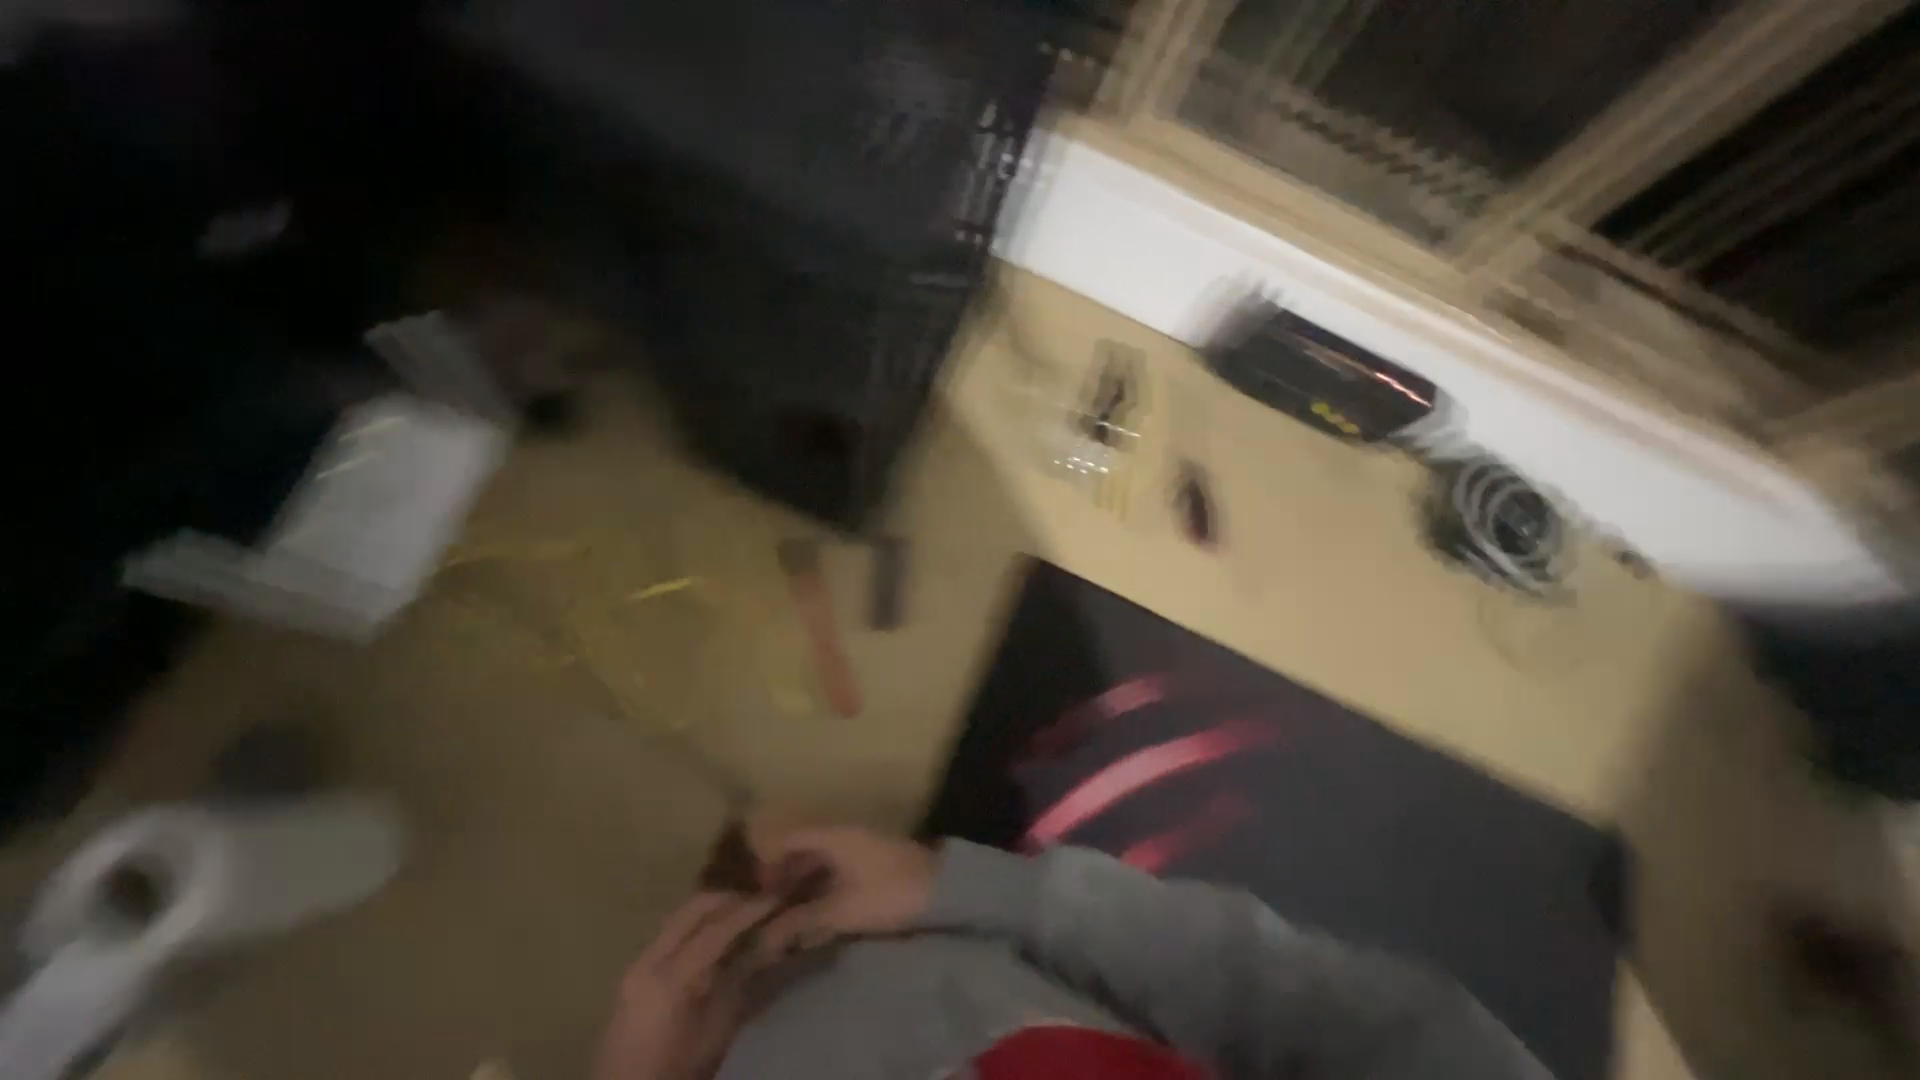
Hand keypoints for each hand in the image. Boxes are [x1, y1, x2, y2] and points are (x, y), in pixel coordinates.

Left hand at [592, 891, 780, 1079]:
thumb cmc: (678, 1070)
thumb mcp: (717, 1028)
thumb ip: (741, 978)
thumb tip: (770, 941)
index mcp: (671, 978)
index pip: (716, 929)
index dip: (749, 910)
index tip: (776, 896)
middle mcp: (648, 960)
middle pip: (691, 910)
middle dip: (728, 897)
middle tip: (760, 896)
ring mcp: (637, 964)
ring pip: (678, 917)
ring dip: (710, 907)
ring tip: (741, 908)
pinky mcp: (635, 972)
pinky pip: (670, 932)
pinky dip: (695, 923)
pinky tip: (715, 931)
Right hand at [748, 824, 938, 955]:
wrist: (945, 890)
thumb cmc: (890, 893)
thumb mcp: (842, 910)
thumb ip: (801, 921)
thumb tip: (764, 937)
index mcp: (833, 835)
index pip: (786, 837)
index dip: (766, 862)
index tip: (754, 893)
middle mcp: (842, 834)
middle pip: (801, 848)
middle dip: (781, 878)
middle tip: (765, 912)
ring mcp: (858, 847)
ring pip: (818, 861)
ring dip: (800, 886)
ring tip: (784, 919)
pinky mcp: (871, 863)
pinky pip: (835, 870)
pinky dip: (820, 889)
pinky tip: (813, 917)